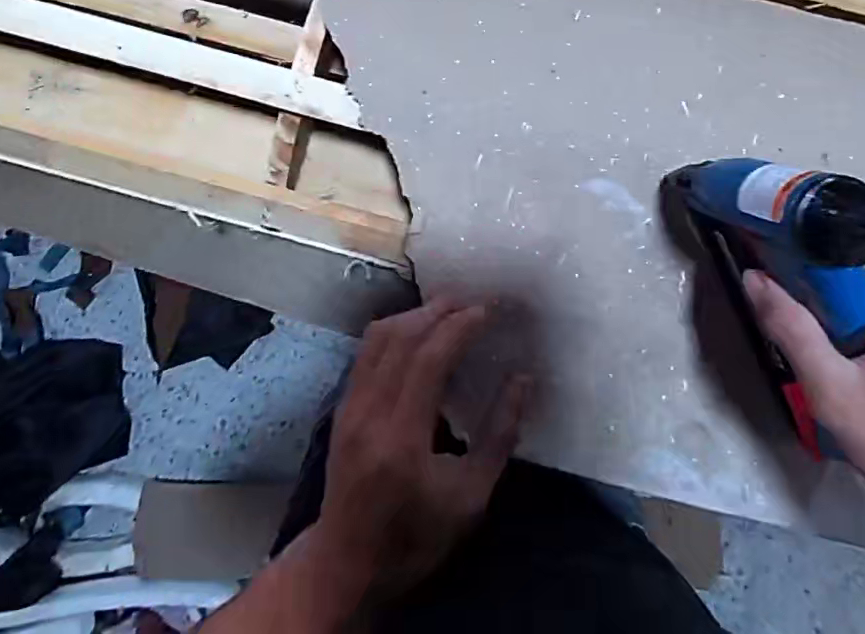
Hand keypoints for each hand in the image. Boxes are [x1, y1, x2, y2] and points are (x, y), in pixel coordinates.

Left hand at [200, 298, 528, 633]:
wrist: (349, 561)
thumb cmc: (416, 536)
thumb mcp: (470, 498)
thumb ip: (499, 436)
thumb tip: (522, 380)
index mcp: (401, 439)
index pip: (428, 360)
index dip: (459, 327)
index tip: (488, 311)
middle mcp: (368, 411)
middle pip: (400, 338)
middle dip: (439, 311)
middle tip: (472, 302)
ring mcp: (349, 405)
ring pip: (378, 337)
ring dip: (415, 315)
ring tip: (449, 310)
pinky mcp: (342, 405)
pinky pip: (367, 351)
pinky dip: (395, 330)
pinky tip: (418, 331)